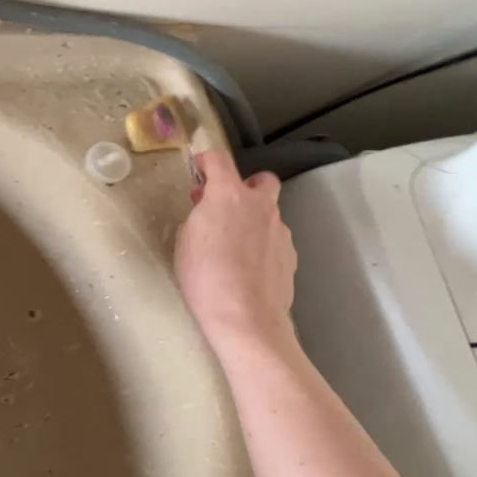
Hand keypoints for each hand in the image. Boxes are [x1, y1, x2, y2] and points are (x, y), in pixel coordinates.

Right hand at [174, 150, 298, 351]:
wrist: (245, 317)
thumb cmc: (204, 276)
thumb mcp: (185, 241)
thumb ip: (199, 218)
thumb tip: (209, 215)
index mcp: (228, 195)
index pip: (219, 160)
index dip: (206, 161)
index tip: (198, 169)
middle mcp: (260, 205)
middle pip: (261, 179)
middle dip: (244, 186)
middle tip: (223, 206)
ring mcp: (280, 230)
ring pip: (269, 213)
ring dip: (252, 219)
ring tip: (233, 245)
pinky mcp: (290, 255)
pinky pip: (274, 239)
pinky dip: (262, 244)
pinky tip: (247, 266)